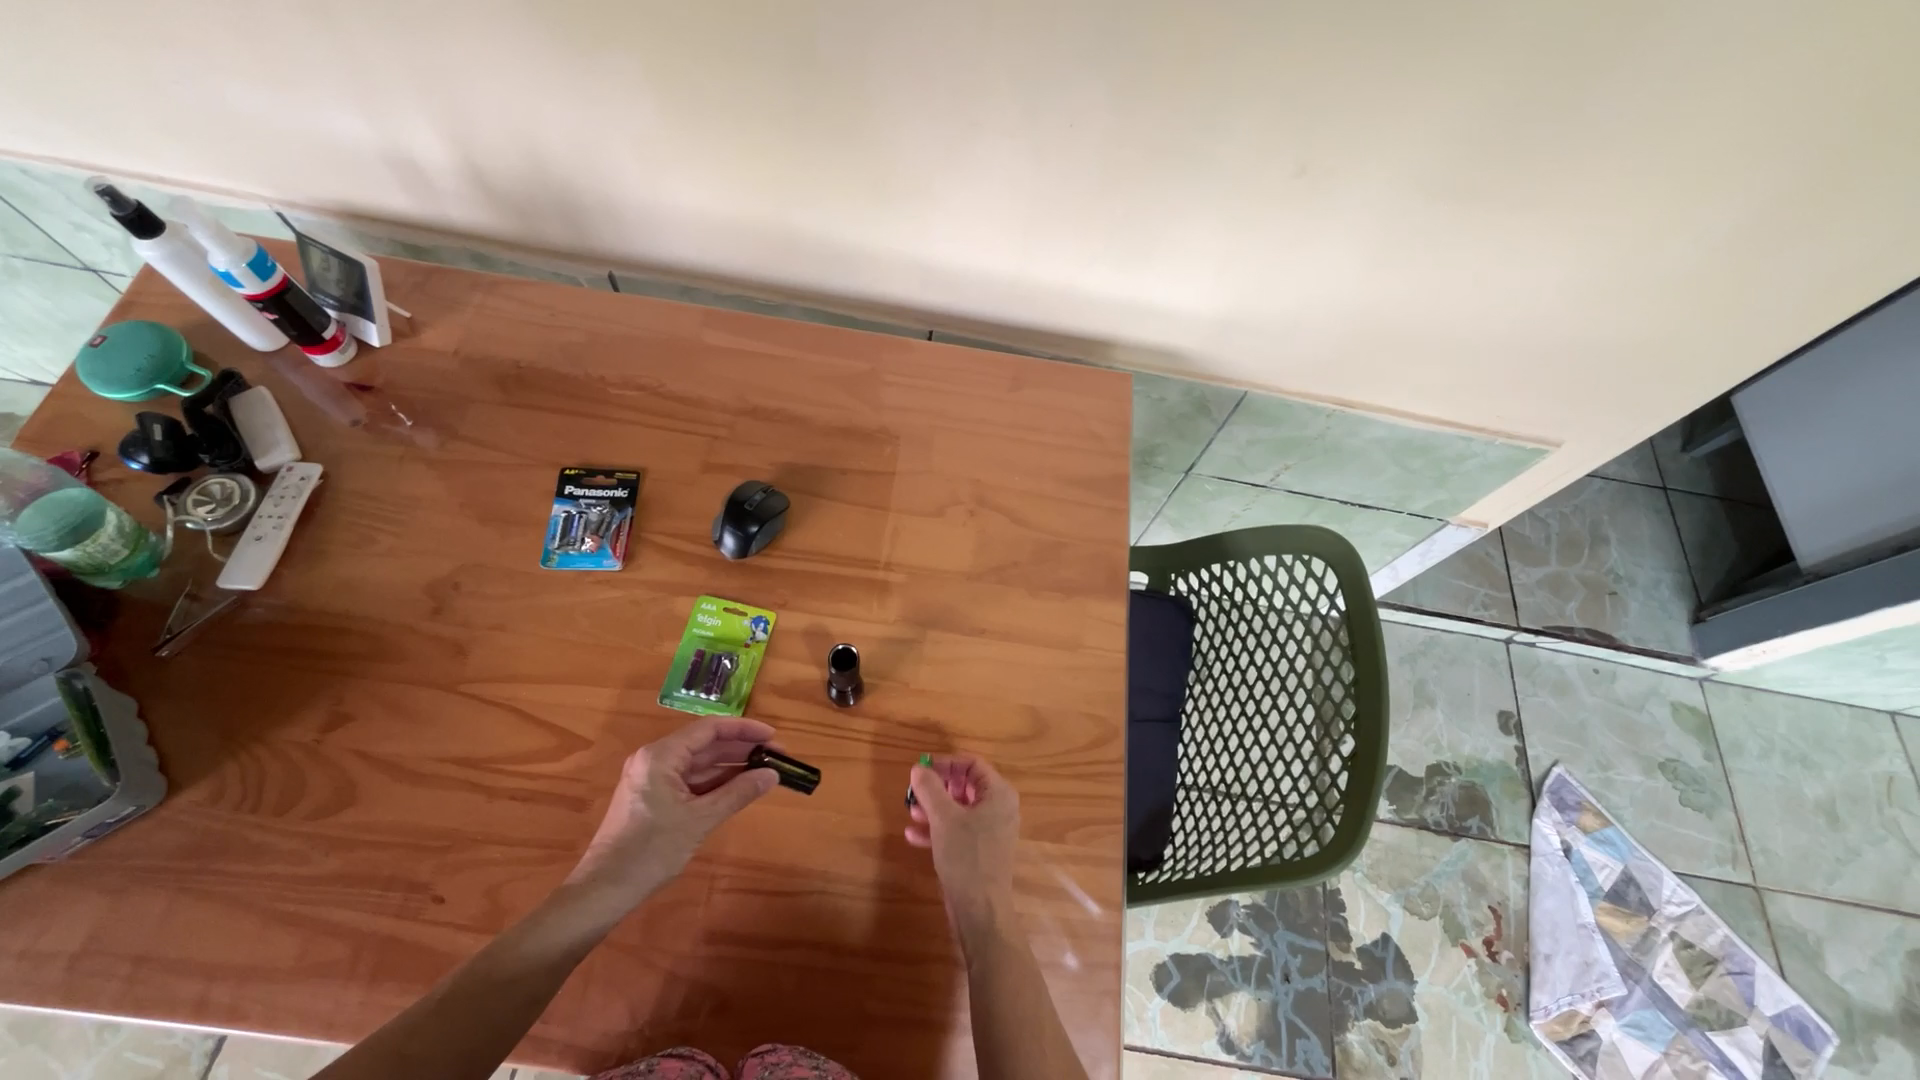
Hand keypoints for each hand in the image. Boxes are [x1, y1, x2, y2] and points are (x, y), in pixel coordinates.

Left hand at [567, 717, 779, 908]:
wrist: (604, 889)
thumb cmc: (651, 851)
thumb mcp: (700, 820)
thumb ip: (738, 793)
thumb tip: (773, 774)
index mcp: (661, 756)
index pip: (710, 729)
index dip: (744, 729)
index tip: (774, 736)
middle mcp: (655, 759)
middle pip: (705, 744)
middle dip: (741, 749)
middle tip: (776, 756)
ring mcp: (652, 778)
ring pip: (699, 764)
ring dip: (731, 766)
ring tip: (764, 770)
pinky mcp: (653, 797)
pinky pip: (690, 781)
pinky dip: (715, 783)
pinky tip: (739, 788)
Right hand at [906, 755, 1019, 923]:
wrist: (980, 910)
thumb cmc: (966, 856)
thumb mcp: (943, 818)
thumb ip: (930, 789)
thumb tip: (918, 768)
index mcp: (998, 794)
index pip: (972, 764)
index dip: (946, 763)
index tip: (921, 769)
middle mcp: (999, 808)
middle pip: (965, 785)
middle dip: (937, 788)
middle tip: (914, 792)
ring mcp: (991, 831)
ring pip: (959, 809)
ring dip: (934, 808)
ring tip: (911, 812)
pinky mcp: (980, 851)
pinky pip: (958, 830)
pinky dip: (938, 829)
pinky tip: (913, 836)